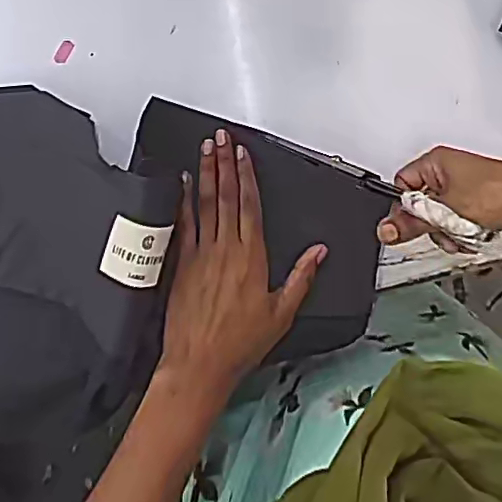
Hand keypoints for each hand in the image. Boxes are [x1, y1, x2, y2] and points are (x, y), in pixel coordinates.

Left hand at [159, 130, 324, 399]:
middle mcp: (225, 248)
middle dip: (224, 162)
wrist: (199, 365)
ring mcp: (201, 253)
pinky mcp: (182, 262)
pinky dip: (182, 200)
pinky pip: (184, 223)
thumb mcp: (282, 312)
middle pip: (225, 195)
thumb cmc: (240, 343)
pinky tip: (182, 182)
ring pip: (204, 202)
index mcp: (251, 256)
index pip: (249, 205)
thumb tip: (319, 252)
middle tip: (222, 137)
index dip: (246, 175)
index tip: (242, 153)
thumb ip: (302, 276)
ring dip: (205, 172)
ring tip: (205, 148)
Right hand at [376, 146, 501, 243]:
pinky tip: (477, 233)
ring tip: (466, 232)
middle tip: (447, 230)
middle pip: (421, 204)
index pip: (401, 186)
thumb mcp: (448, 213)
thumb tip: (388, 228)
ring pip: (440, 215)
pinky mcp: (477, 199)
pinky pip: (458, 219)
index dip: (406, 209)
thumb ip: (414, 222)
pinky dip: (464, 230)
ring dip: (450, 231)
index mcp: (434, 161)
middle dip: (434, 224)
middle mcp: (448, 169)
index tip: (412, 227)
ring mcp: (463, 184)